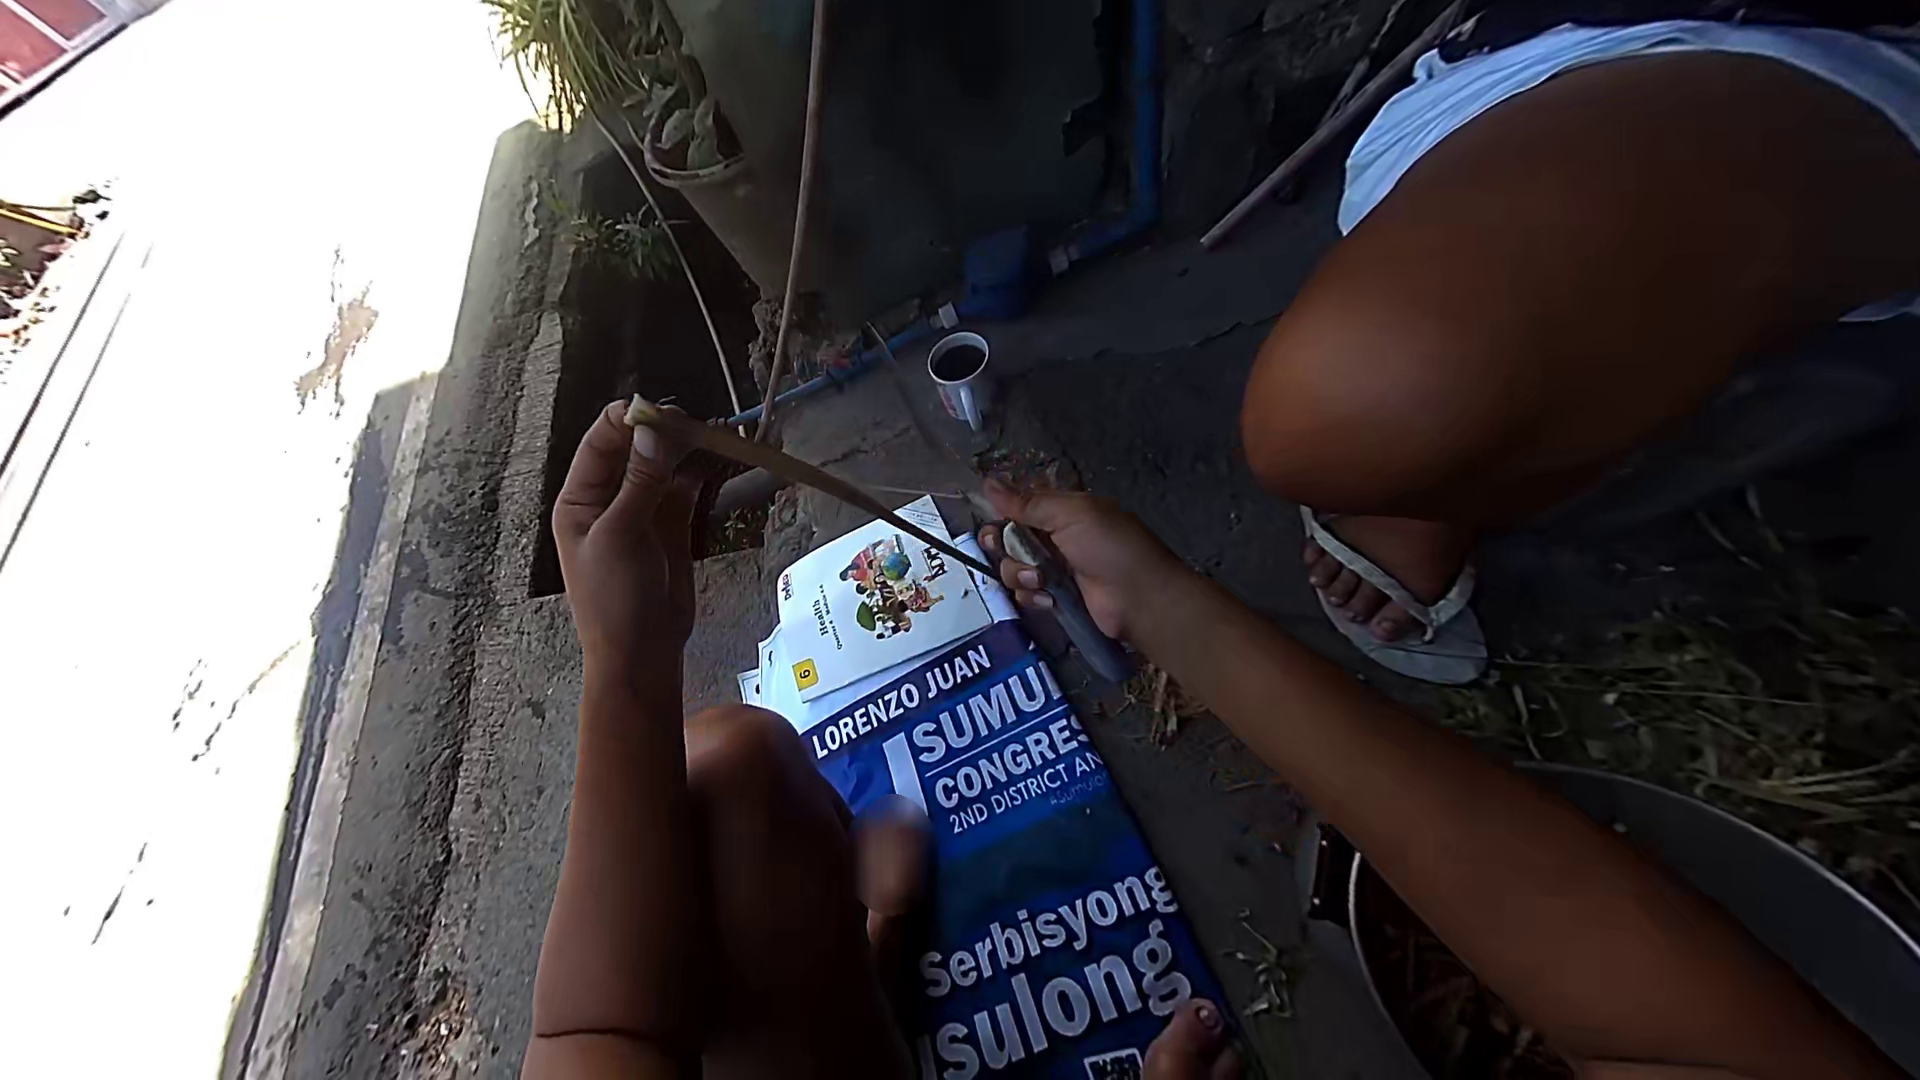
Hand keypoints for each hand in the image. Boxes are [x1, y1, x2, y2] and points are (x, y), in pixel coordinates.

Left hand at [553, 400, 700, 676]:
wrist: (643, 649)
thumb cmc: (615, 597)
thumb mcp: (621, 536)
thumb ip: (640, 483)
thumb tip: (654, 433)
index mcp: (581, 499)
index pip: (601, 445)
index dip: (628, 423)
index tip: (662, 410)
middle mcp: (612, 499)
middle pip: (637, 452)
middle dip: (664, 434)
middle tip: (697, 421)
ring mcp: (645, 512)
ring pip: (665, 469)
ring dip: (688, 451)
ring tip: (717, 433)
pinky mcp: (673, 527)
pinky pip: (686, 491)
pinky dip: (701, 475)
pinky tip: (717, 461)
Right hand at [977, 479, 1186, 642]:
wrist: (1140, 598)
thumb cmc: (1110, 547)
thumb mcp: (1072, 514)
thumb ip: (1029, 502)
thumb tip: (988, 482)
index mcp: (1060, 511)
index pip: (1018, 505)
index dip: (1002, 511)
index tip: (993, 519)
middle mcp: (1052, 538)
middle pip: (1006, 538)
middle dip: (1001, 544)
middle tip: (1004, 547)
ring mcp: (1052, 570)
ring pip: (1011, 568)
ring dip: (1019, 573)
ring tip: (1041, 580)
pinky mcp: (1053, 598)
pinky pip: (1024, 594)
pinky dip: (1032, 597)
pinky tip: (1049, 599)